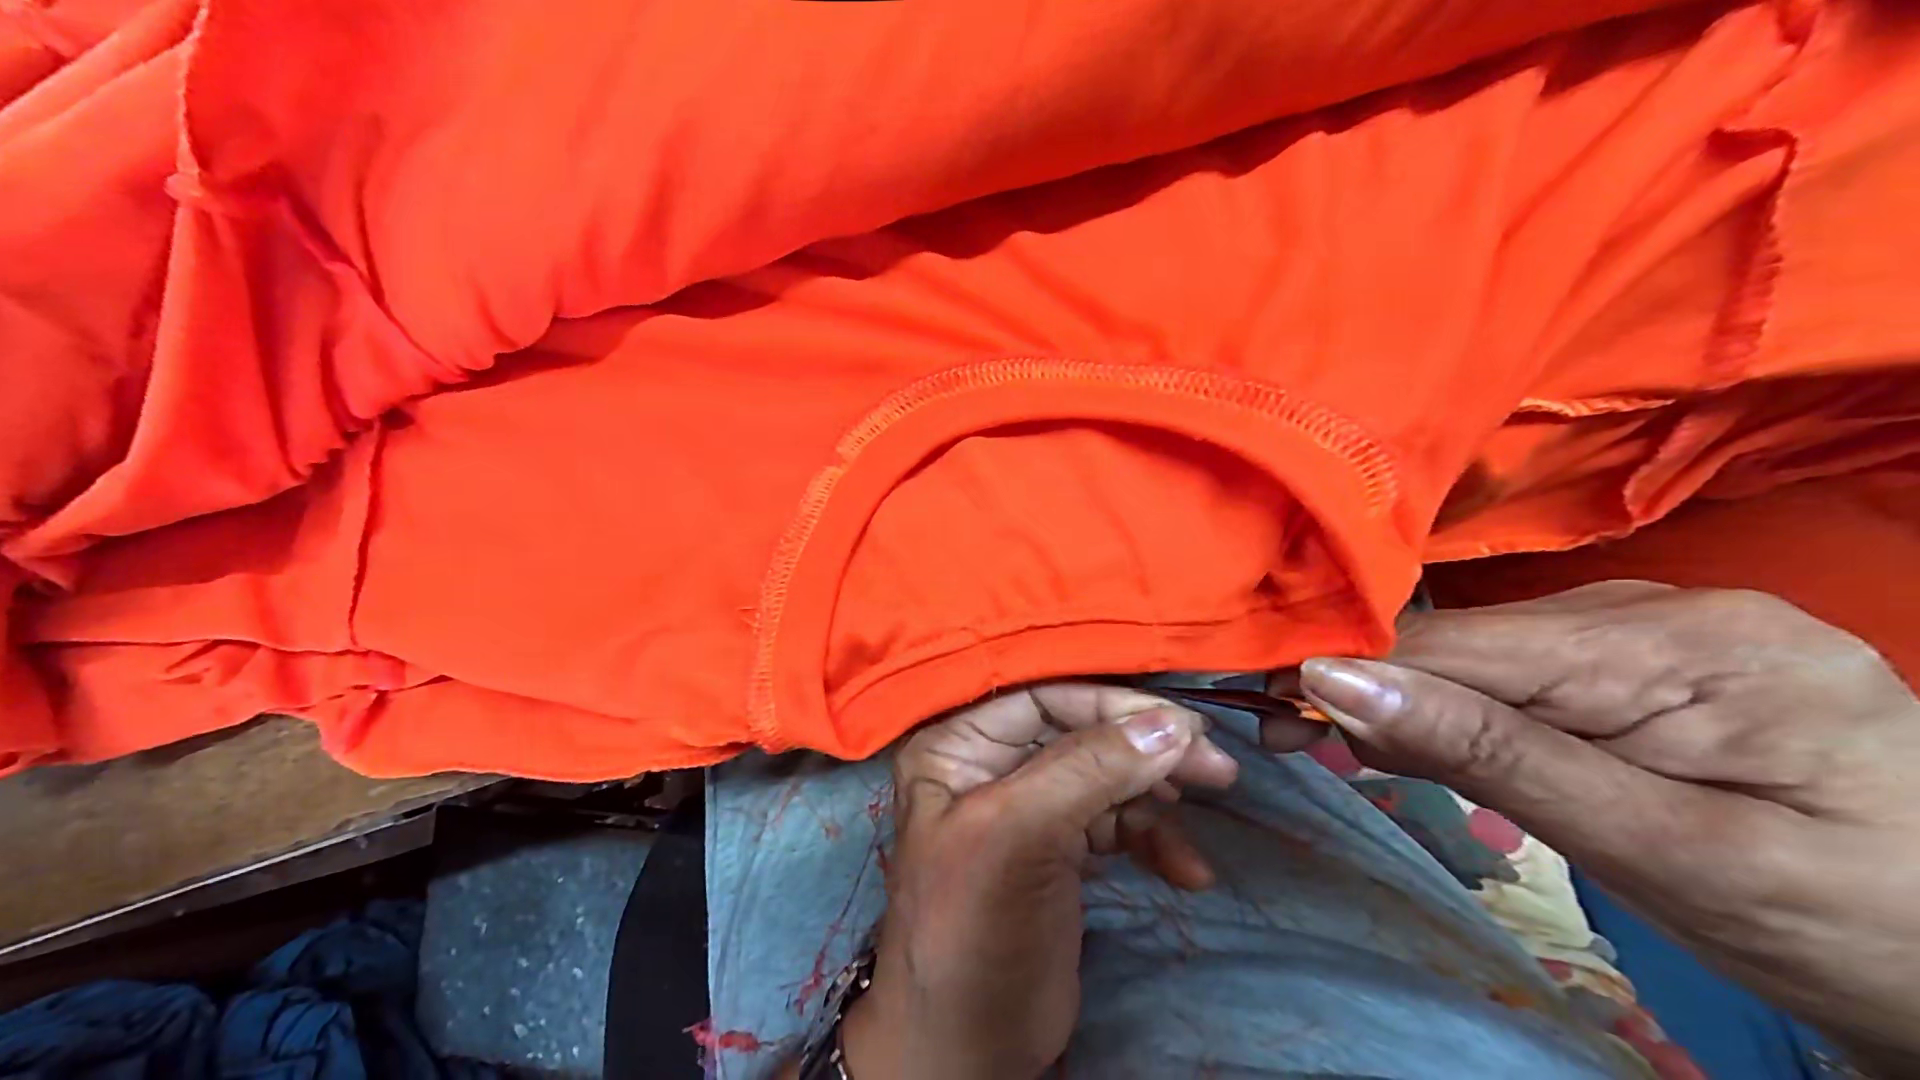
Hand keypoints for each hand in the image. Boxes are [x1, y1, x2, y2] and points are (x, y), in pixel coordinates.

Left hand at [840, 683, 1235, 1079]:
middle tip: (1214, 767)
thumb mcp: (1018, 837)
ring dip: (1157, 792)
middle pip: (1081, 732)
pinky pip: (1116, 822)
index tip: (1180, 723)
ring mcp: (1028, 805)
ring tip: (1200, 808)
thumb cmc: (972, 930)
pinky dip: (1154, 839)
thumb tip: (1171, 723)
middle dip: (1144, 747)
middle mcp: (990, 763)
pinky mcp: (1061, 847)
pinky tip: (1186, 870)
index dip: (1109, 704)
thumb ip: (1089, 771)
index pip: (1041, 696)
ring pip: (1106, 775)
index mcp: (957, 744)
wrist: (966, 1050)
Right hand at [1290, 582, 1919, 1073]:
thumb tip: (1331, 682)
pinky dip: (1455, 708)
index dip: (1347, 674)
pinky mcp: (1637, 659)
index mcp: (1678, 643)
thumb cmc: (1856, 924)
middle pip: (1460, 644)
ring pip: (1474, 656)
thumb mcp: (1664, 853)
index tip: (1266, 713)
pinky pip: (1511, 671)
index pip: (1455, 646)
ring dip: (1406, 703)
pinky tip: (1426, 736)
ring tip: (1352, 748)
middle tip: (1294, 743)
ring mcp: (1645, 627)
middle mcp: (1652, 606)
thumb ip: (1488, 755)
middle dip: (1370, 692)